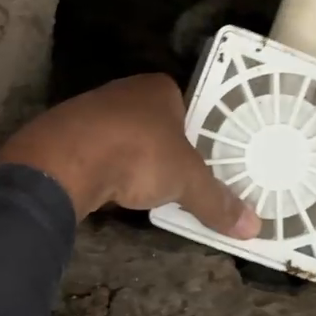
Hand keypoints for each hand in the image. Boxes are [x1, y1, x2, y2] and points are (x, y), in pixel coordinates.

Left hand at [0, 75, 259, 237]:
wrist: (64, 161)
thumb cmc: (137, 154)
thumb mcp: (187, 181)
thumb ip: (216, 201)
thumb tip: (252, 227)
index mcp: (159, 88)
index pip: (187, 107)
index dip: (197, 134)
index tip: (204, 162)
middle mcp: (123, 93)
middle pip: (152, 124)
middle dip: (162, 152)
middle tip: (177, 181)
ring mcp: (89, 113)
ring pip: (120, 140)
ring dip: (130, 164)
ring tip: (144, 192)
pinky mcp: (63, 138)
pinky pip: (94, 157)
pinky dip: (104, 174)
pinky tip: (109, 192)